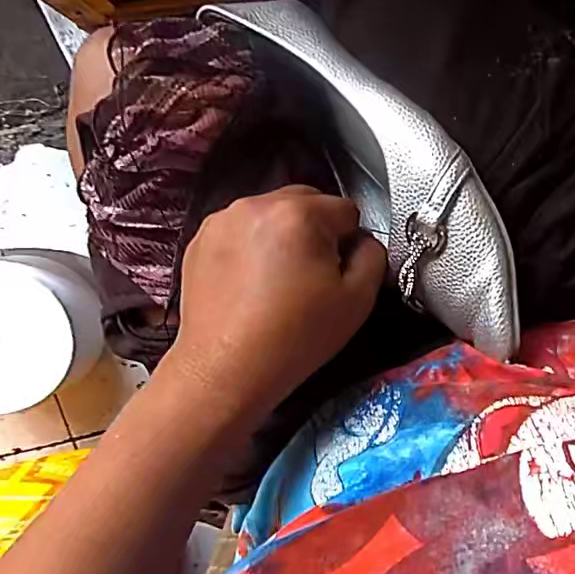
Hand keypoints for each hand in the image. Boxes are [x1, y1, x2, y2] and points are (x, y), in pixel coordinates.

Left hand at [163, 185, 385, 418]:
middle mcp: (256, 205)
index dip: (351, 242)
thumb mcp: (357, 300)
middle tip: (313, 278)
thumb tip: (364, 243)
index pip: (346, 210)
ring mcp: (223, 221)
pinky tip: (254, 287)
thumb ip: (373, 257)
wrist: (226, 370)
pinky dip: (253, 249)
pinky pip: (243, 231)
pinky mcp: (201, 240)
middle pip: (307, 203)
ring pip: (273, 215)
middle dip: (317, 233)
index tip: (339, 273)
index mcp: (299, 214)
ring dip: (285, 238)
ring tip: (280, 285)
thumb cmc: (293, 338)